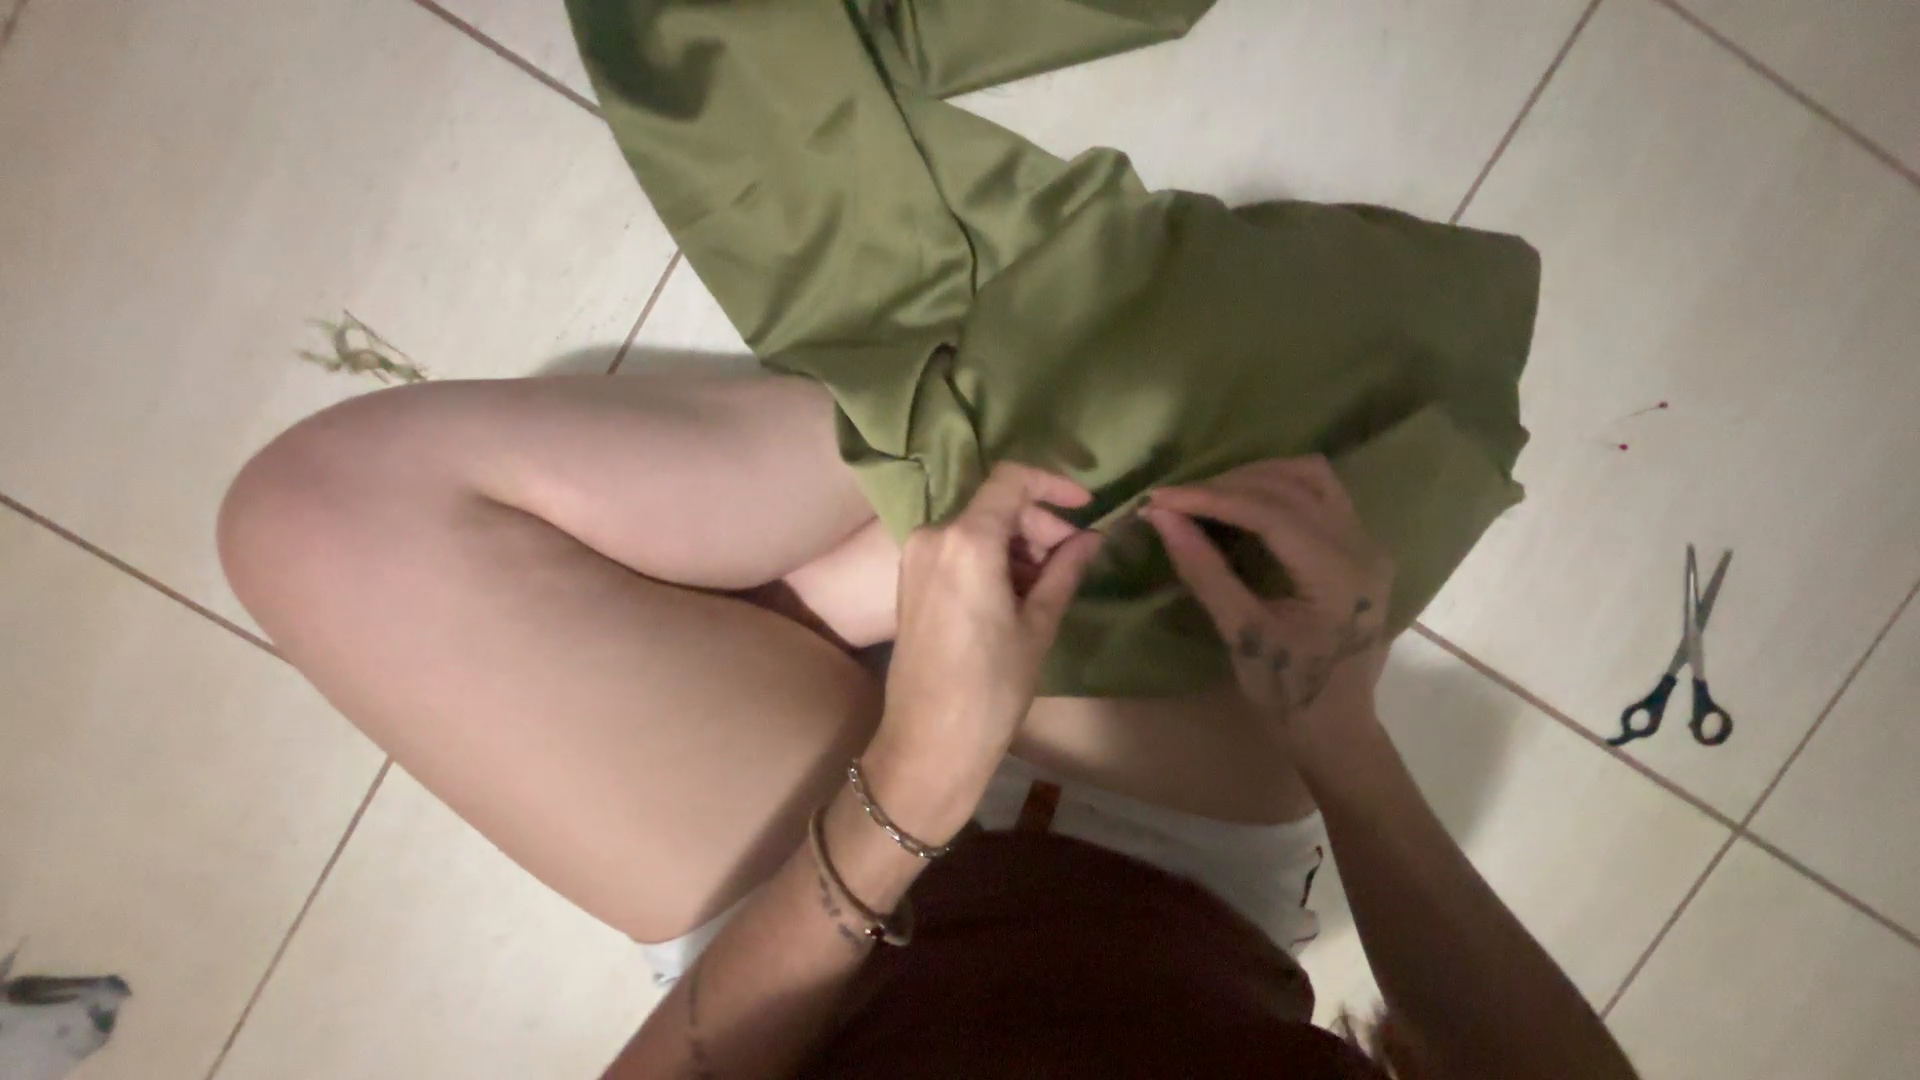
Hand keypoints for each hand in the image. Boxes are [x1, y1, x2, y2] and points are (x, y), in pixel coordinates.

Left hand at [875, 463, 1102, 802]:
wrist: (930, 740)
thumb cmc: (991, 687)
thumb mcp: (1037, 625)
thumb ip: (1064, 570)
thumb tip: (1092, 536)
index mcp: (967, 541)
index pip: (1012, 480)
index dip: (1053, 484)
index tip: (1085, 506)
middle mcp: (933, 536)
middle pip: (996, 506)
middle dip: (1039, 524)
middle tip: (1073, 558)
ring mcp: (916, 557)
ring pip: (977, 528)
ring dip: (1016, 544)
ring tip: (1047, 583)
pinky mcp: (910, 578)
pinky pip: (958, 549)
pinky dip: (990, 558)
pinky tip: (1015, 592)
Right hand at [1143, 456, 1392, 737]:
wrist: (1338, 731)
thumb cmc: (1289, 693)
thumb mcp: (1241, 634)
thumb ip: (1204, 570)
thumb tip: (1162, 518)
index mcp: (1338, 573)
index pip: (1270, 511)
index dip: (1209, 498)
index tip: (1159, 500)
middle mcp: (1363, 546)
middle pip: (1290, 484)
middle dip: (1226, 485)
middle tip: (1174, 501)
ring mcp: (1367, 544)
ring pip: (1309, 478)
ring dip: (1254, 478)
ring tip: (1205, 498)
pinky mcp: (1359, 548)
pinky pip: (1319, 494)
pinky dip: (1275, 489)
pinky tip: (1241, 506)